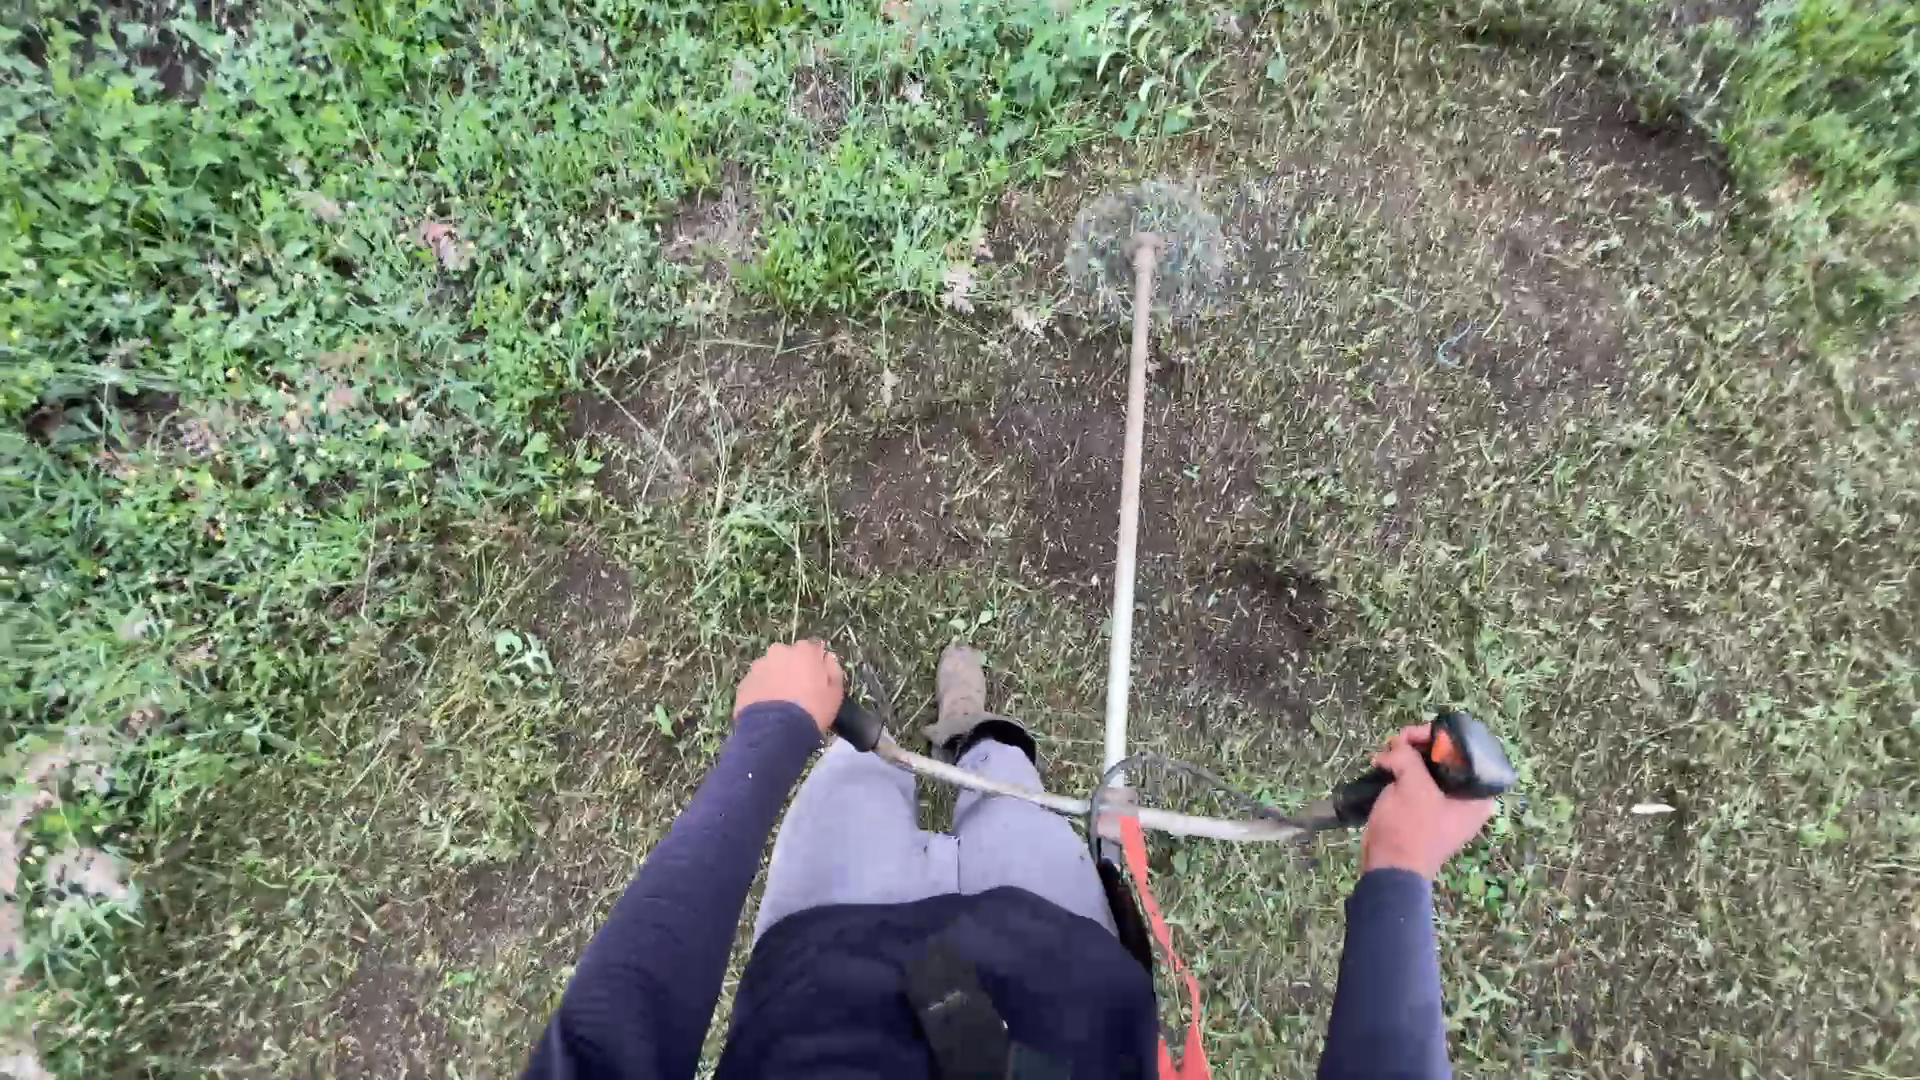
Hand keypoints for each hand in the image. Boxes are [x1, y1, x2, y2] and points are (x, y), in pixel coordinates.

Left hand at [733, 640, 843, 732]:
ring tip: (780, 701)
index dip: (817, 662)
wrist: (775, 732)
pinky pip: (757, 682)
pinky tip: (768, 708)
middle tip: (798, 690)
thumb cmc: (812, 710)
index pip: (814, 648)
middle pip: (790, 656)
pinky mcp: (744, 682)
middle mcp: (780, 652)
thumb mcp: (835, 693)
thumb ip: (834, 670)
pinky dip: (762, 690)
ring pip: (771, 668)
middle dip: (794, 667)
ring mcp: (759, 666)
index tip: (818, 677)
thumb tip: (828, 658)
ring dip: (776, 678)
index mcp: (805, 651)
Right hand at [1360, 725, 1496, 879]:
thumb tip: (1398, 745)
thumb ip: (1409, 757)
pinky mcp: (1423, 808)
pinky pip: (1415, 780)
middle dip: (1417, 746)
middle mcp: (1465, 798)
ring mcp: (1443, 804)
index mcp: (1477, 795)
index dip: (1438, 737)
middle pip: (1444, 757)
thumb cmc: (1411, 828)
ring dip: (1404, 756)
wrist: (1391, 865)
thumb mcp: (1413, 786)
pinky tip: (1382, 766)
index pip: (1465, 752)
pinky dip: (1399, 770)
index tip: (1410, 735)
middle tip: (1394, 743)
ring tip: (1384, 756)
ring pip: (1426, 767)